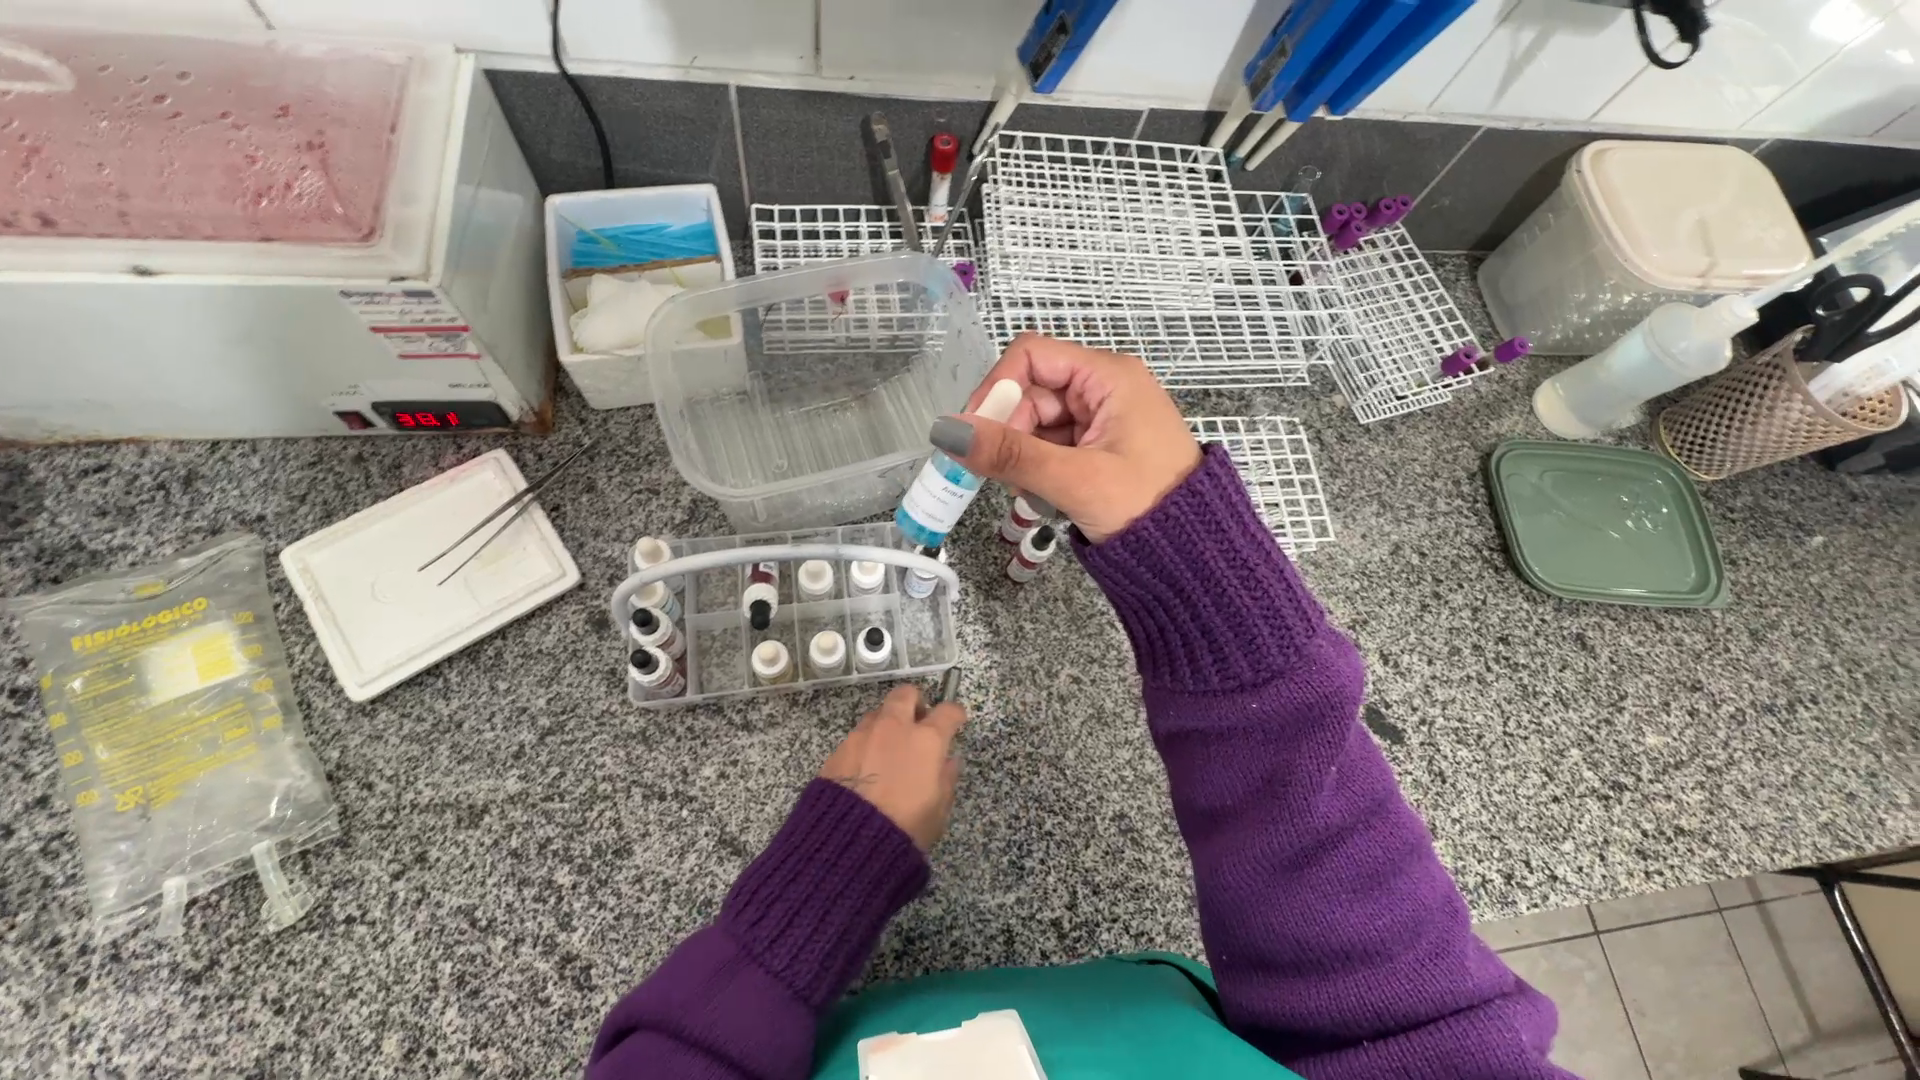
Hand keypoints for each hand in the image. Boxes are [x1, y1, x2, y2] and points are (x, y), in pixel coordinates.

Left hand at [818, 684, 966, 851]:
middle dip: (916, 702)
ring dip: (888, 723)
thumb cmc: (905, 826)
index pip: (947, 711)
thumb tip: (948, 761)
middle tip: (919, 722)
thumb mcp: (939, 810)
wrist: (848, 840)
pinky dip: (867, 744)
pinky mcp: (839, 748)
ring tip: (889, 749)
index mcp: (926, 740)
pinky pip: (858, 735)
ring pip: (879, 713)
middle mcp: (894, 728)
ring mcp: (863, 734)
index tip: (956, 721)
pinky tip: (867, 768)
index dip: (955, 714)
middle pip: (906, 694)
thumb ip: (946, 778)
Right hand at [929, 334, 1201, 542]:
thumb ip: (1010, 454)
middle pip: (1030, 394)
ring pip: (1036, 426)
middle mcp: (1104, 390)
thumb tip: (948, 432)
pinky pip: (1050, 448)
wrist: (1194, 556)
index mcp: (1109, 377)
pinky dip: (1039, 471)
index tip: (975, 433)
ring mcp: (1101, 421)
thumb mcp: (1074, 479)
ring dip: (1024, 460)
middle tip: (1008, 477)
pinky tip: (1049, 498)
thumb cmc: (1150, 508)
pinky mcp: (1098, 449)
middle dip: (1011, 436)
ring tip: (1039, 495)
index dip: (996, 389)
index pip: (1031, 357)